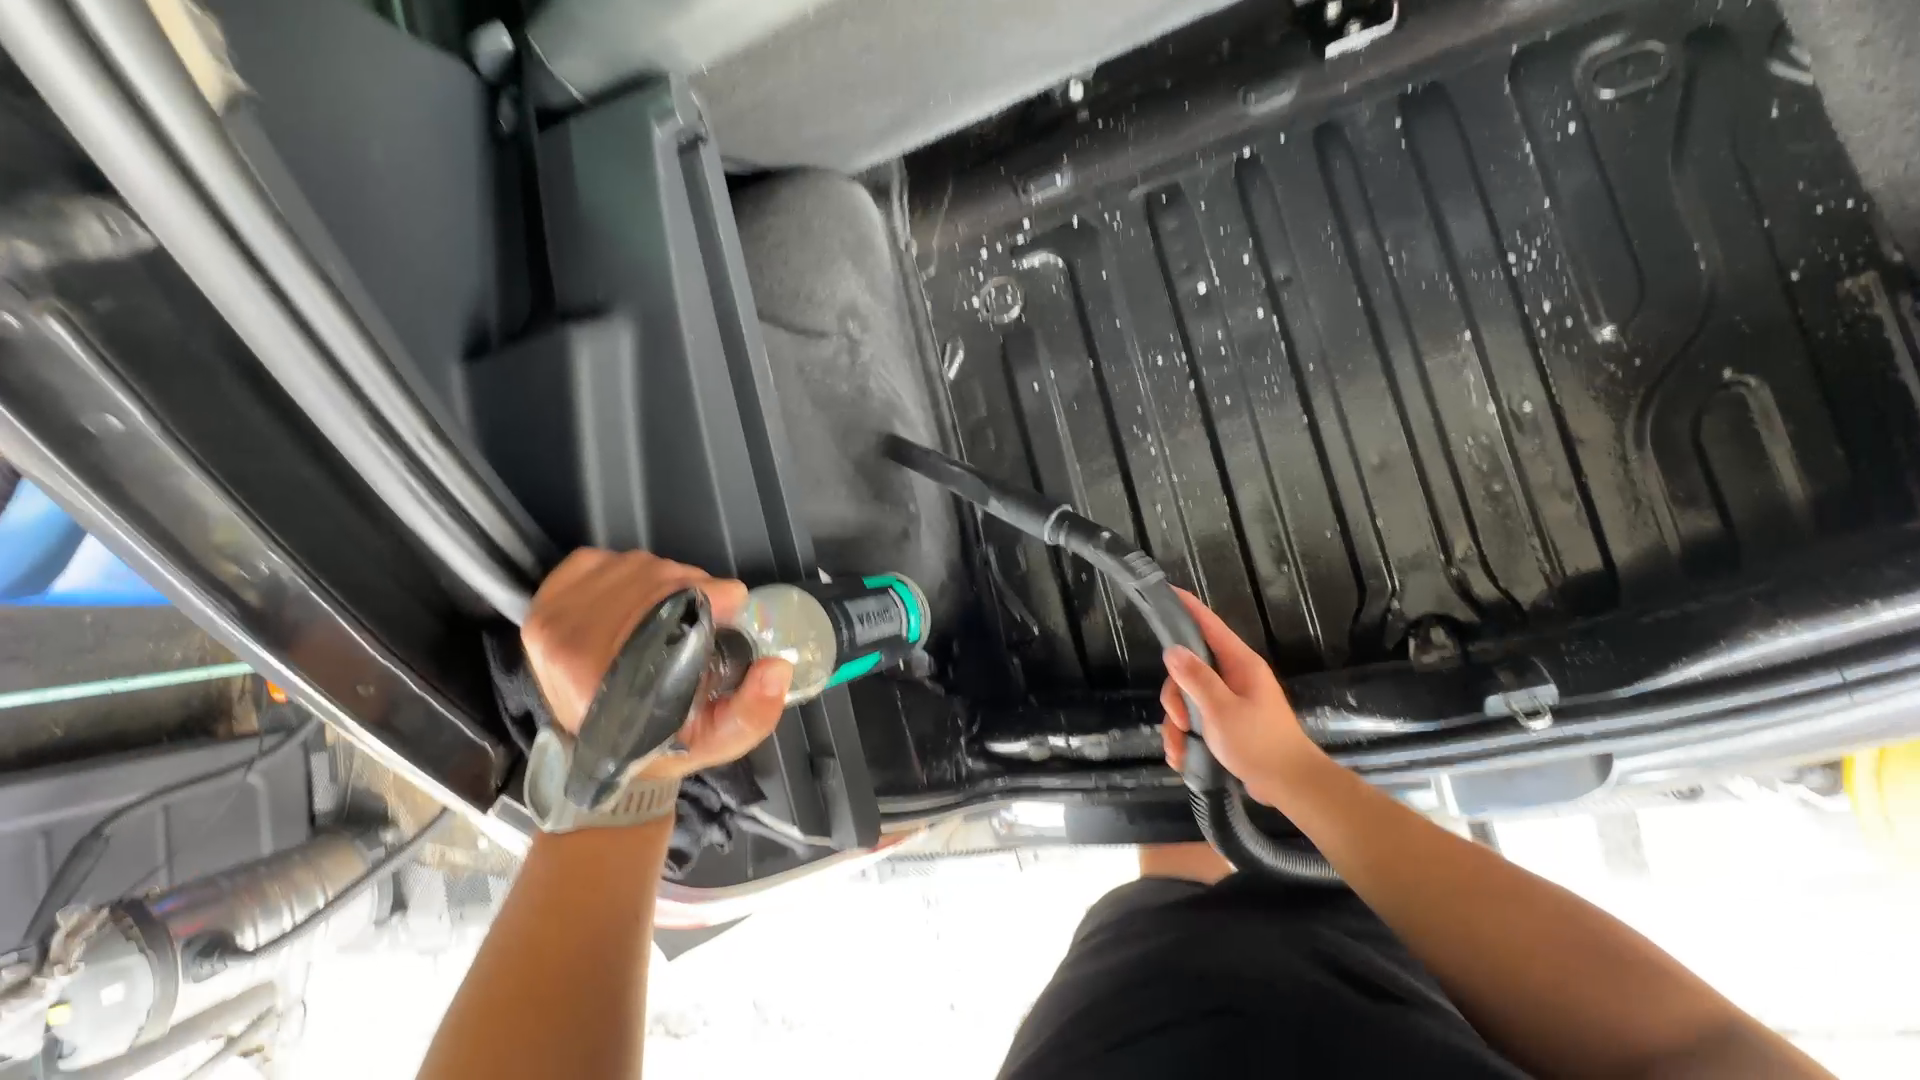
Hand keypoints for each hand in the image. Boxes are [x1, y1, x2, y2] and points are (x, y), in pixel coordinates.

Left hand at [522, 549, 792, 780]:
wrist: (604, 749)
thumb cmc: (662, 742)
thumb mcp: (716, 741)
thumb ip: (753, 713)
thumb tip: (776, 668)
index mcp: (600, 682)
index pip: (661, 610)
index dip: (705, 600)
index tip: (731, 607)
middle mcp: (565, 644)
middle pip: (650, 581)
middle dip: (695, 586)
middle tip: (714, 607)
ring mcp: (551, 619)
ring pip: (631, 566)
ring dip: (667, 576)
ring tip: (683, 603)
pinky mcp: (546, 601)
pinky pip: (598, 559)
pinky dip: (628, 568)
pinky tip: (642, 593)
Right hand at [1159, 588, 1325, 804]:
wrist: (1290, 786)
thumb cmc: (1260, 743)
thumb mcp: (1221, 710)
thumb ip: (1196, 678)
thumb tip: (1172, 649)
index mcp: (1240, 664)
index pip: (1209, 625)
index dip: (1187, 608)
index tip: (1166, 591)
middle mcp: (1234, 677)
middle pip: (1188, 670)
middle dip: (1175, 698)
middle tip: (1179, 722)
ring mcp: (1230, 700)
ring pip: (1187, 700)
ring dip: (1177, 726)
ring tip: (1180, 751)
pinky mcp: (1226, 723)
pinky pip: (1196, 721)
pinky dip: (1185, 740)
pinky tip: (1183, 758)